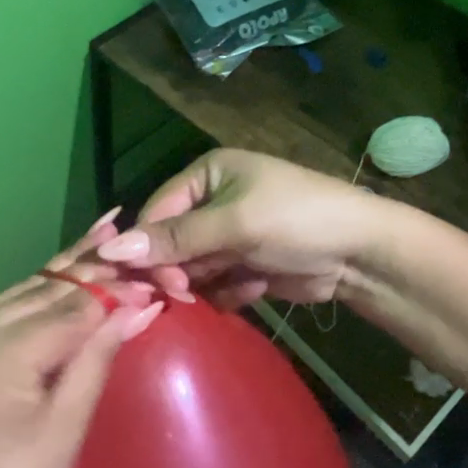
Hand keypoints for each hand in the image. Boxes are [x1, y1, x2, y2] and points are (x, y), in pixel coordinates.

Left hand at [0, 219, 162, 467]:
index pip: (66, 310)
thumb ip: (96, 360)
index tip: (154, 277)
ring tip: (102, 239)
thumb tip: (140, 305)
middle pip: (38, 293)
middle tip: (131, 242)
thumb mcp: (63, 435)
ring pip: (15, 297)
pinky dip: (31, 300)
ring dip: (60, 277)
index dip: (112, 292)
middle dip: (88, 271)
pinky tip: (59, 280)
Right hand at [96, 149, 387, 309]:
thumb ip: (175, 239)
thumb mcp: (234, 224)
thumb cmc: (296, 219)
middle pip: (170, 244)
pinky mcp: (246, 265)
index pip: (157, 211)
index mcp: (207, 174)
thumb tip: (108, 249)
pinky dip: (230, 292)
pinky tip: (256, 288)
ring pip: (192, 270)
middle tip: (190, 292)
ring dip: (208, 283)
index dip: (148, 247)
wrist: (360, 253)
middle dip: (181, 270)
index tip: (153, 281)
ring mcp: (230, 236)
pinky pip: (216, 285)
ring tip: (238, 282)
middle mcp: (213, 202)